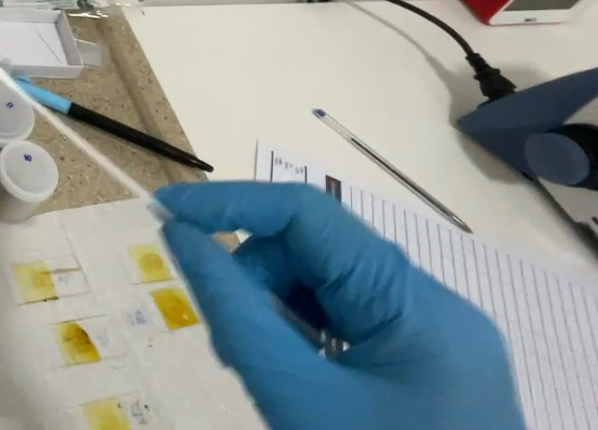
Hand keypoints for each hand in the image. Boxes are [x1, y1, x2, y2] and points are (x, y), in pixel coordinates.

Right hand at [155, 181, 525, 429]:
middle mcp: (432, 308)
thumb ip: (230, 304)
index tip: (165, 213)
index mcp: (417, 306)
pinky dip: (295, 335)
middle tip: (223, 336)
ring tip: (255, 365)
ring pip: (318, 284)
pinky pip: (338, 320)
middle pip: (310, 251)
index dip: (229, 203)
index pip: (306, 213)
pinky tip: (286, 374)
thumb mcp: (293, 394)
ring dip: (269, 309)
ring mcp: (431, 340)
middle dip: (251, 277)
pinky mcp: (421, 367)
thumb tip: (177, 232)